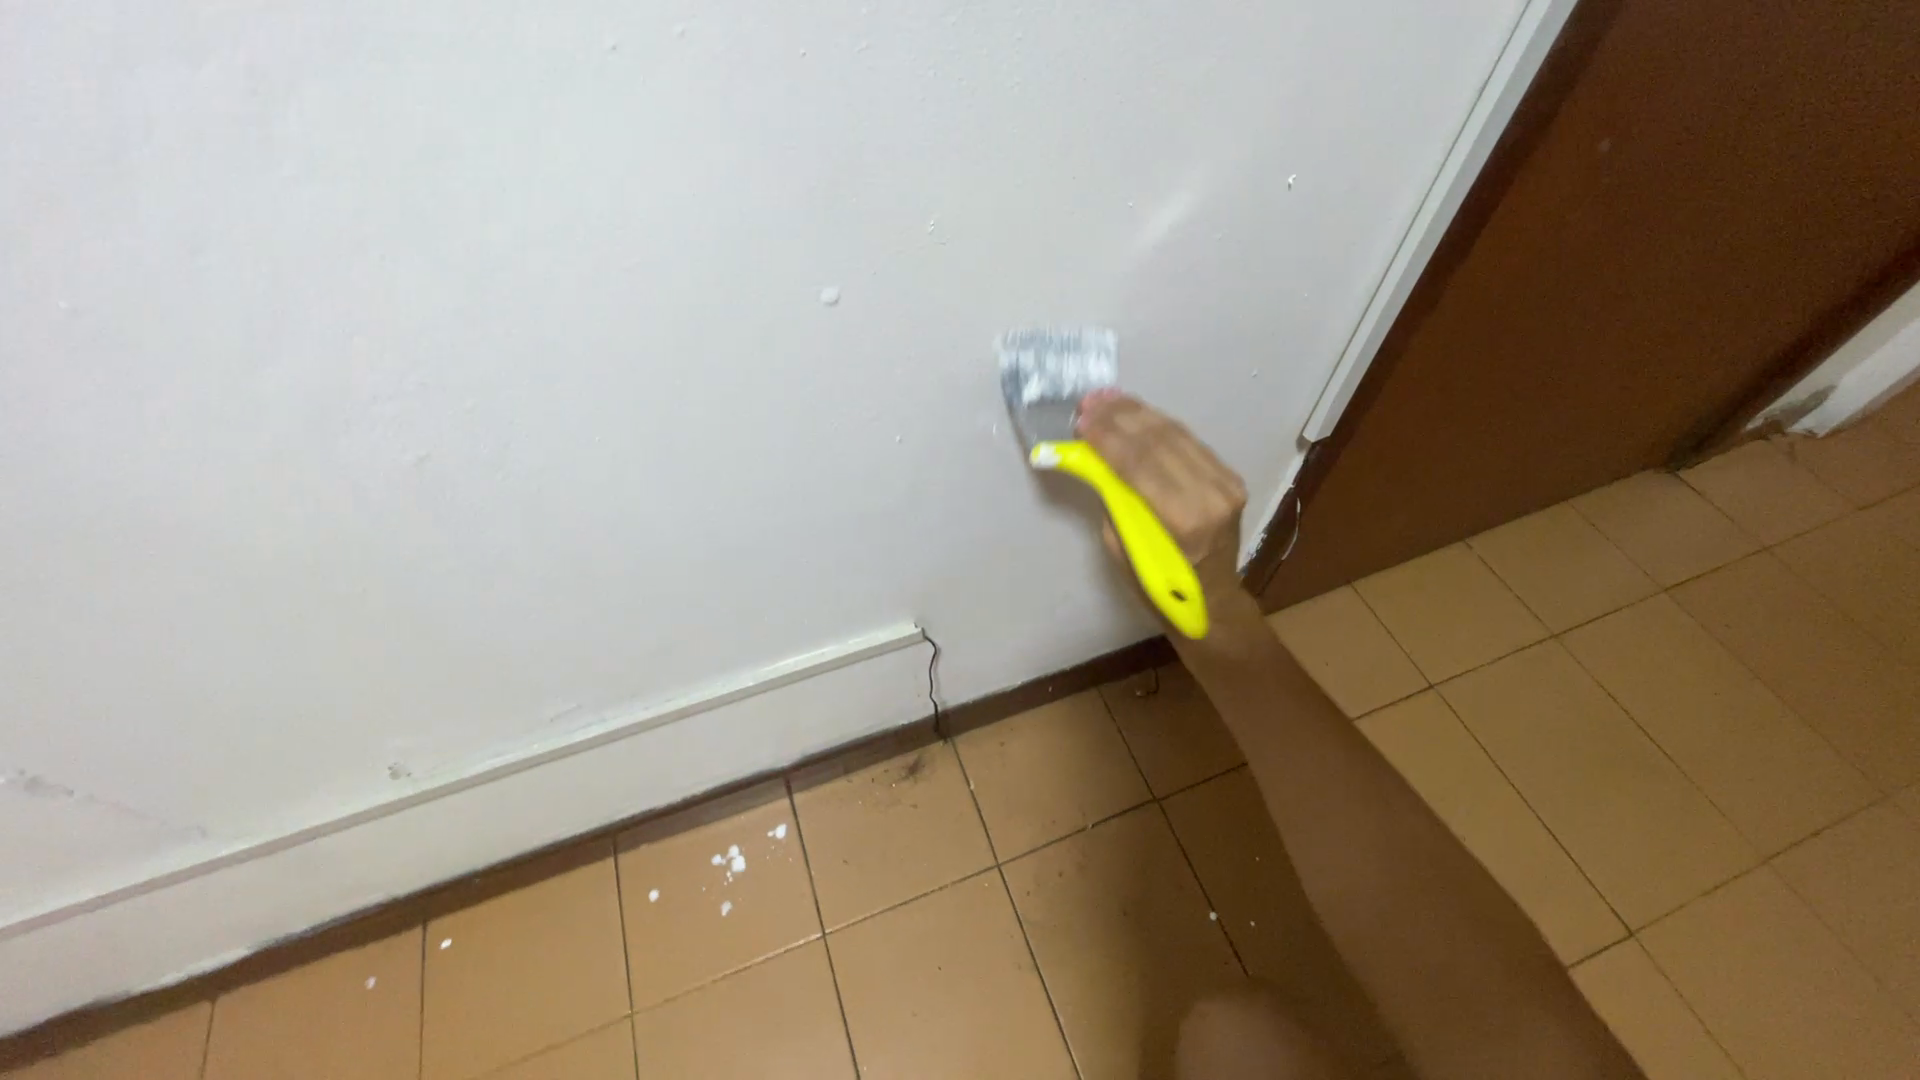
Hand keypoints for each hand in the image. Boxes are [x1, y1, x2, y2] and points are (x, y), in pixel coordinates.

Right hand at [1076, 391, 1255, 623]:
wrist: (1214, 600)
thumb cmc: (1160, 589)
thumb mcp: (1124, 550)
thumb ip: (1115, 501)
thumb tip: (1096, 460)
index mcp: (1184, 521)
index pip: (1139, 464)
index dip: (1108, 438)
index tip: (1081, 420)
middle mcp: (1211, 495)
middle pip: (1159, 442)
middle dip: (1119, 417)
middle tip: (1089, 402)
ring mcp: (1226, 483)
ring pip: (1176, 434)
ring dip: (1138, 412)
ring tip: (1107, 398)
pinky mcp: (1230, 477)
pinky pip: (1189, 441)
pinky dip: (1159, 423)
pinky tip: (1136, 412)